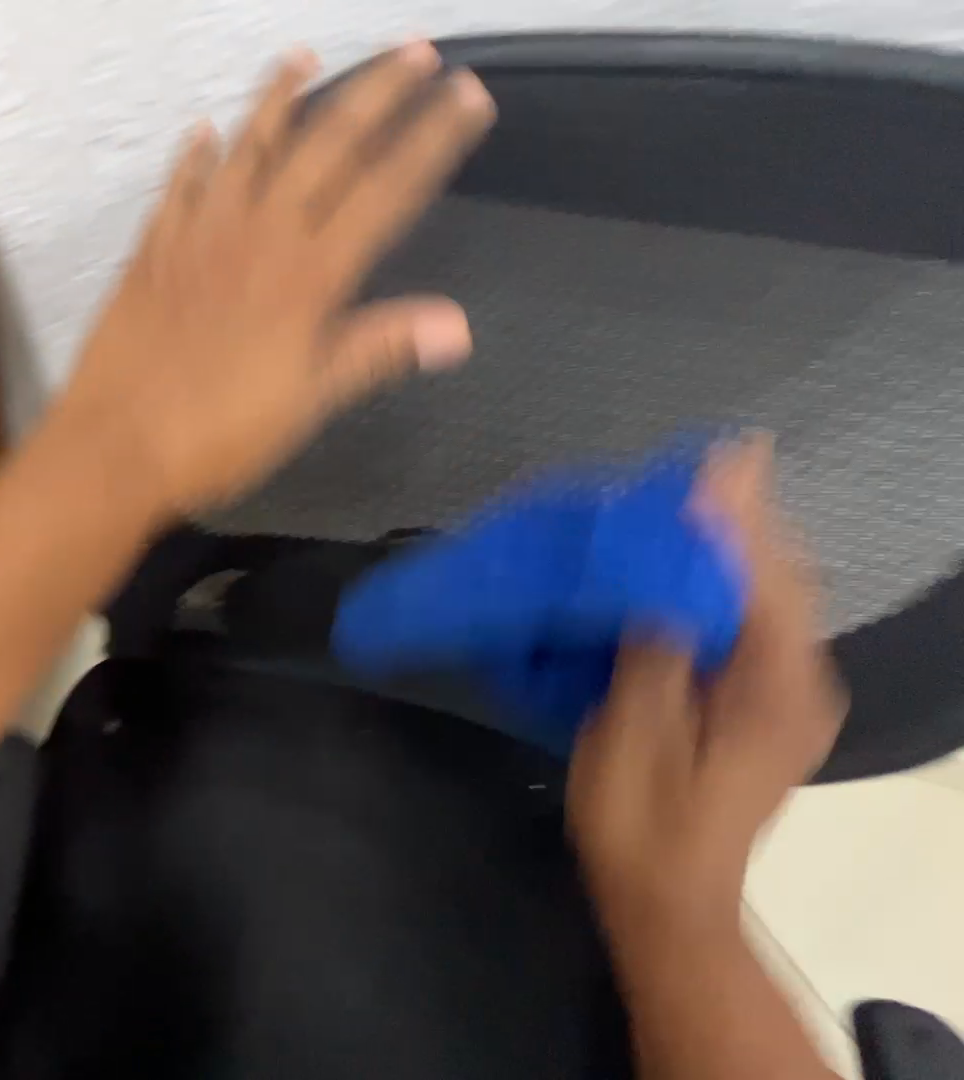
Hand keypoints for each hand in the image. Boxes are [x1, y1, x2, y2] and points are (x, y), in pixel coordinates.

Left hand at [49, 44, 495, 519]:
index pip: (385, 192)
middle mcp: (254, 240)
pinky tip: (203, 133)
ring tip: (303, 58)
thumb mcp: (304, 406)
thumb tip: (454, 325)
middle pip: (324, 148)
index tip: (467, 95)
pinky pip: (175, 189)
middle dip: (374, 95)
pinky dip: (193, 157)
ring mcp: (195, 239)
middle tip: (413, 52)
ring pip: (244, 150)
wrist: (113, 446)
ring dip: (277, 99)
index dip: (431, 141)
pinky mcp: (148, 254)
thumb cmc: (212, 439)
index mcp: (305, 278)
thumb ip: (373, 353)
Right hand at [567, 437, 847, 951]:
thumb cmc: (640, 822)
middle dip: (745, 520)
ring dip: (730, 545)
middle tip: (718, 459)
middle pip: (775, 585)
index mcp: (768, 695)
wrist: (665, 894)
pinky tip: (681, 563)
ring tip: (700, 493)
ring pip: (760, 601)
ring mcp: (772, 694)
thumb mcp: (633, 744)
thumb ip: (654, 664)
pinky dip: (712, 582)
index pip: (761, 588)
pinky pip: (738, 625)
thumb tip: (658, 591)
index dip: (737, 523)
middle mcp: (789, 685)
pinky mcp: (745, 702)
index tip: (723, 462)